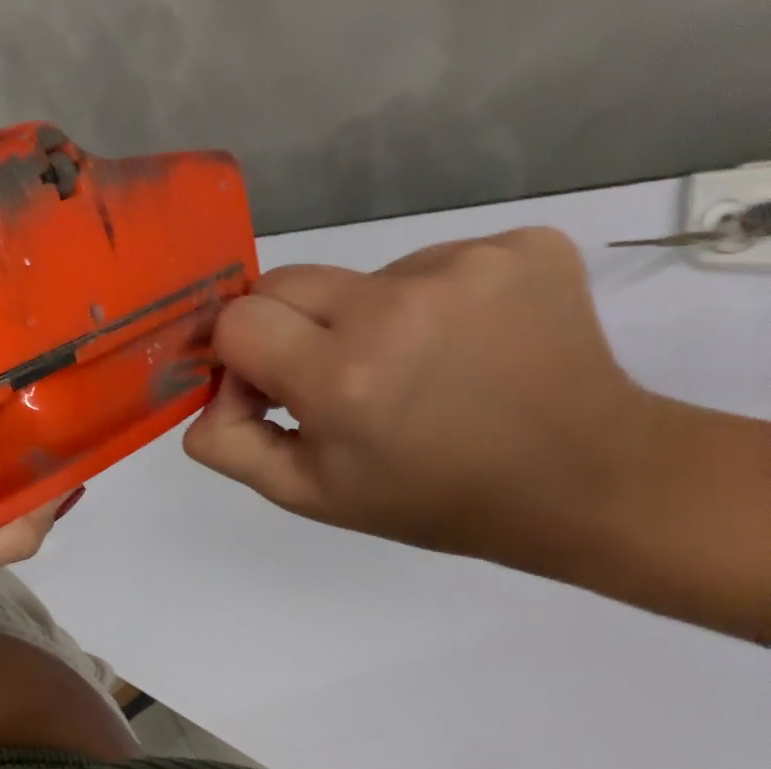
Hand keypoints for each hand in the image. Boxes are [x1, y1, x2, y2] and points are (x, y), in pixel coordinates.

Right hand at [184, 227, 662, 576]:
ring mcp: (467, 267)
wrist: (583, 478)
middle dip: (288, 326)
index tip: (273, 388)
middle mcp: (398, 307)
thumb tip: (210, 388)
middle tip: (333, 376)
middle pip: (284, 281)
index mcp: (340, 375)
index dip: (242, 355)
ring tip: (416, 366)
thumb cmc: (426, 496)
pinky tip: (462, 343)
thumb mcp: (302, 492)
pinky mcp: (523, 246)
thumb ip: (225, 441)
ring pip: (359, 276)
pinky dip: (427, 300)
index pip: (237, 320)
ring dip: (362, 316)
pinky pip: (428, 261)